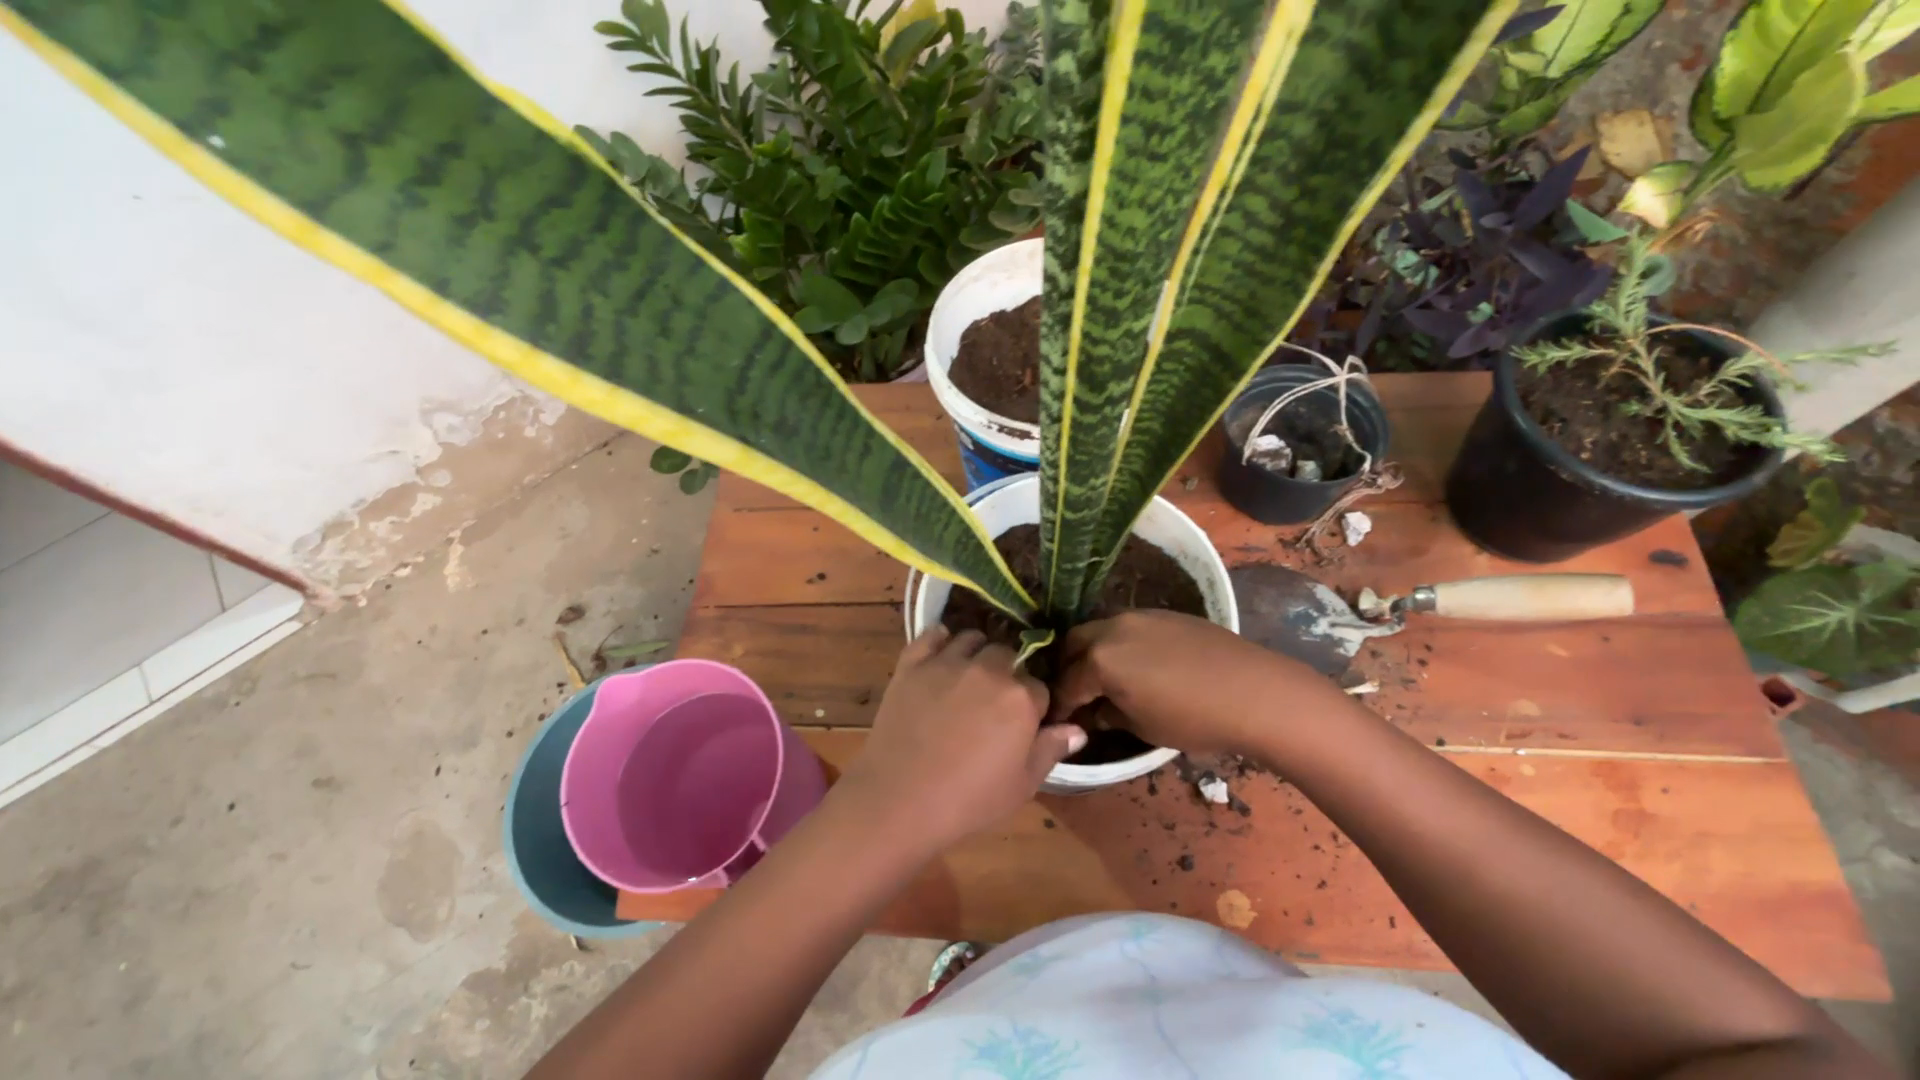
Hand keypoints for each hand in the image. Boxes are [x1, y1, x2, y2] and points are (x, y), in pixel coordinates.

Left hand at [835, 626, 1084, 851]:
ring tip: (971, 677)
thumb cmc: (968, 800)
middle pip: (1008, 655)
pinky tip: (942, 654)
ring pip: (972, 638)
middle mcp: (988, 670)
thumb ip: (1050, 750)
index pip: (1040, 688)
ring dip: (978, 653)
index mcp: (1021, 698)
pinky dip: (941, 640)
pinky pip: (932, 635)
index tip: (1024, 725)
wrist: (899, 799)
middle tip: (994, 703)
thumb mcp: (1022, 785)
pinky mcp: (912, 664)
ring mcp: (947, 663)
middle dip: (1008, 674)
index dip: (1034, 707)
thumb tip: (1077, 729)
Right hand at [1050, 610, 1352, 756]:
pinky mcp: (1167, 614)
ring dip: (1093, 653)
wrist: (1256, 692)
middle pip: (1074, 644)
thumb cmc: (1193, 718)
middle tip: (1075, 696)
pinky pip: (1128, 628)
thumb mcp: (1142, 727)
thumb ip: (1108, 715)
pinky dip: (1120, 646)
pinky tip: (1136, 667)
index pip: (1065, 684)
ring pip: (1101, 631)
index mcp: (1100, 659)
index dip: (1059, 707)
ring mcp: (1141, 616)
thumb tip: (1094, 713)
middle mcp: (1113, 628)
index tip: (1057, 723)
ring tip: (1103, 680)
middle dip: (1068, 669)